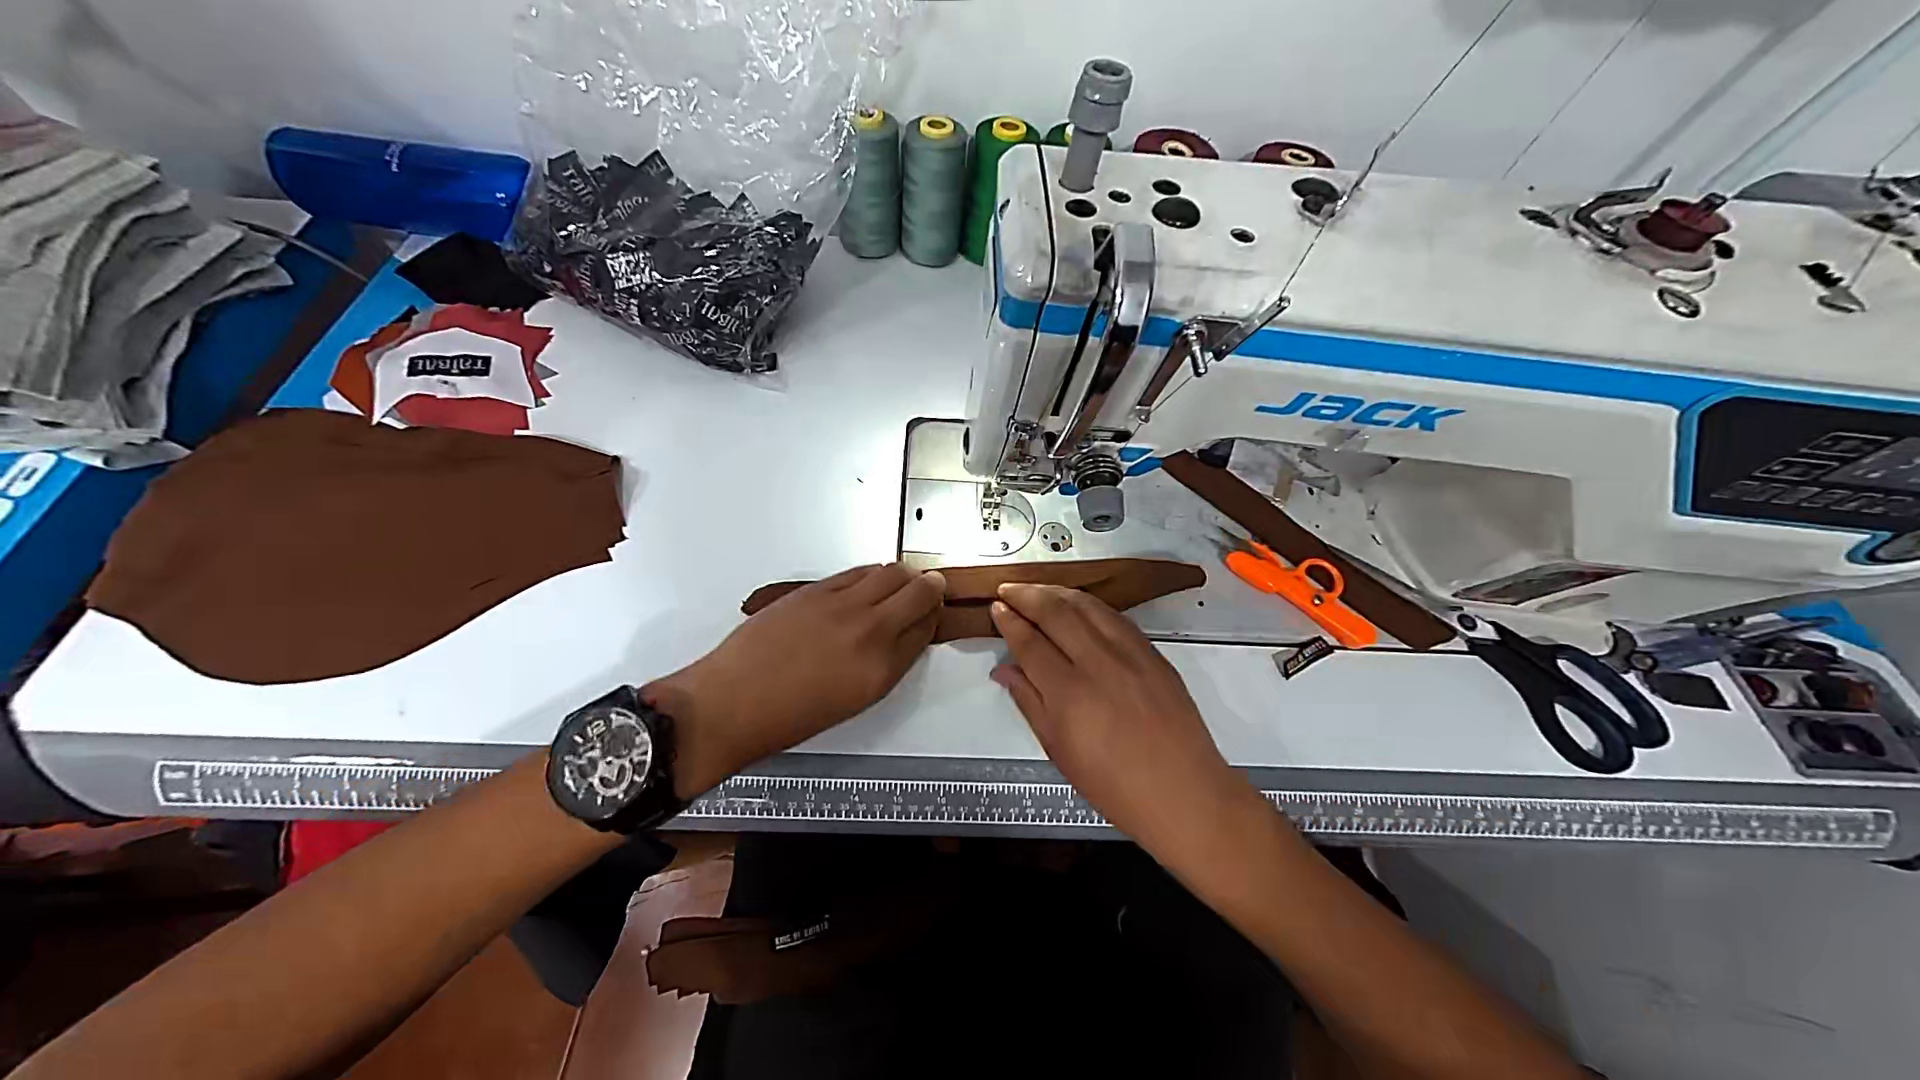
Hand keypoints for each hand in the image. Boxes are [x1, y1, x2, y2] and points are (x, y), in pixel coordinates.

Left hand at [646, 564, 945, 797]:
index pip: (925, 630)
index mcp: (881, 671)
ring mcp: (841, 606)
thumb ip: (884, 666)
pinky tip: (870, 579)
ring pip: (891, 573)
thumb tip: (897, 641)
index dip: (932, 617)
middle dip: (930, 588)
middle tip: (932, 587)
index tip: (933, 612)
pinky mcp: (815, 591)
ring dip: (904, 575)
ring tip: (903, 580)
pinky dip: (871, 573)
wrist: (731, 704)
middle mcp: (868, 633)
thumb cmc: (785, 715)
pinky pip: (857, 572)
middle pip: (918, 593)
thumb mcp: (853, 701)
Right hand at [989, 583, 1263, 856]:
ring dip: (1057, 592)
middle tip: (1008, 589)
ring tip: (1037, 589)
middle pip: (1057, 612)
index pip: (1030, 642)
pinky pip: (1115, 617)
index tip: (997, 608)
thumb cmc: (1115, 785)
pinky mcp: (1154, 654)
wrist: (1183, 793)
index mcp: (1069, 694)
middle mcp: (1099, 665)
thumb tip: (1005, 670)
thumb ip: (1030, 702)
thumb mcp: (1059, 750)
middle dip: (1027, 595)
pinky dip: (1090, 604)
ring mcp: (1131, 655)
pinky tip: (1077, 604)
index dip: (1009, 621)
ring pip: (1087, 606)